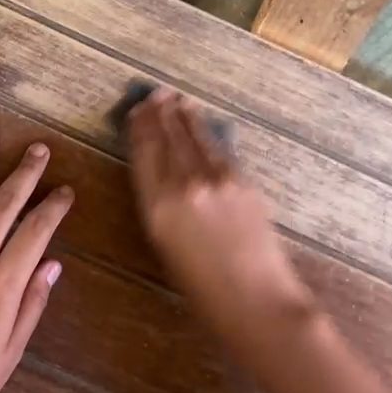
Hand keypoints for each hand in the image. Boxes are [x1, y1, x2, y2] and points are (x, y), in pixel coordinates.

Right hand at [126, 88, 309, 328]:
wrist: (255, 299)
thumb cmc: (200, 286)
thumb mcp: (163, 242)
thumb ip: (159, 203)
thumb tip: (159, 173)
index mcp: (157, 205)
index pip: (145, 153)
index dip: (140, 128)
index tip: (136, 111)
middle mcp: (184, 184)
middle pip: (168, 138)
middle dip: (160, 113)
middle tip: (155, 94)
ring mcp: (216, 180)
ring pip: (195, 138)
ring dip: (184, 116)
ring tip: (176, 99)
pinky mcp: (242, 181)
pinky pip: (218, 150)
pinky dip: (206, 134)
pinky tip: (202, 127)